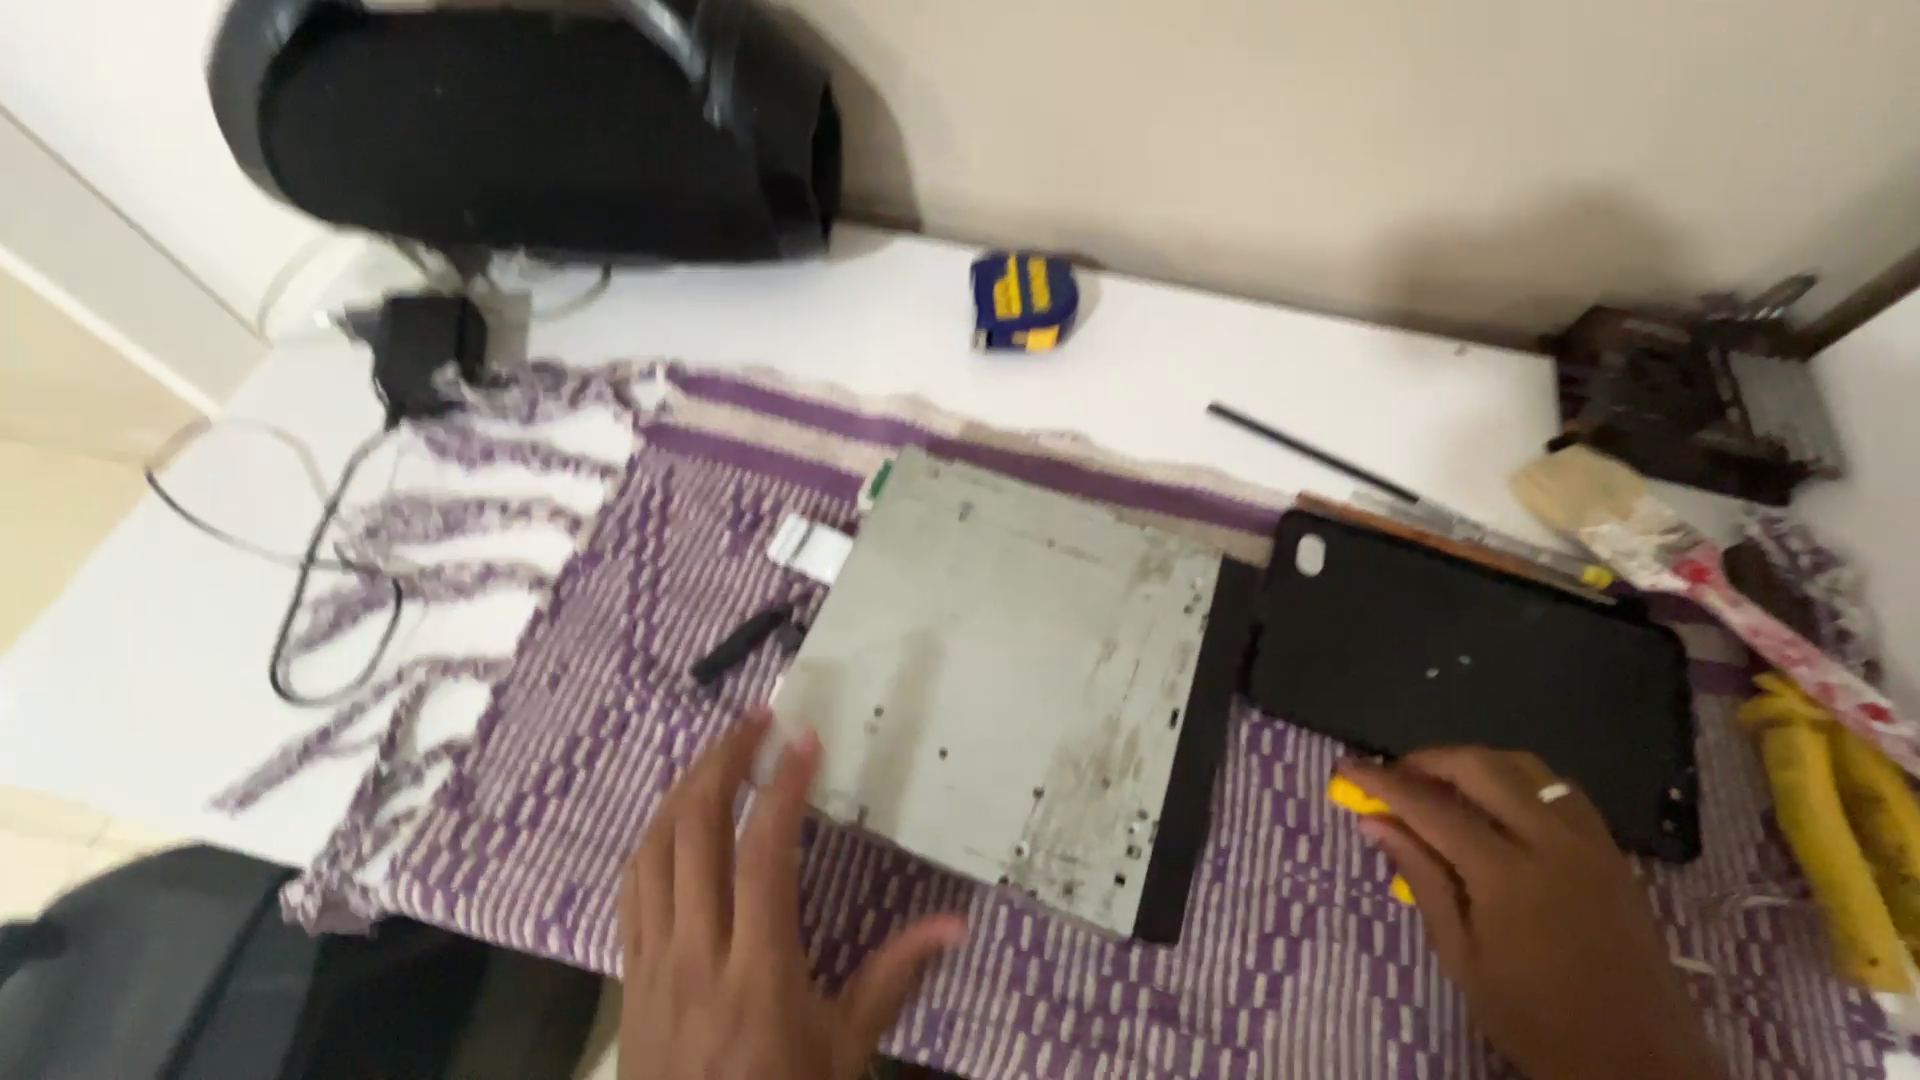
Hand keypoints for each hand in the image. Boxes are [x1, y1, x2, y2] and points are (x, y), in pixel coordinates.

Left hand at [618, 707, 968, 1079]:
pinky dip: (655, 832)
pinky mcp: (629, 970)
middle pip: (694, 832)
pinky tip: (679, 813)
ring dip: (685, 787)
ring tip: (720, 750)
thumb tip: (956, 924)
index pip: (762, 855)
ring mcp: (653, 959)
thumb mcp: (845, 1049)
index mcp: (758, 972)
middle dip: (723, 762)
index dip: (782, 789)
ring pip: (654, 848)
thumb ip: (895, 978)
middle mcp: (697, 952)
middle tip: (756, 720)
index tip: (805, 740)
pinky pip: (632, 884)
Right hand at [1339, 749, 1724, 1079]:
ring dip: (1475, 763)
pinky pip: (1561, 792)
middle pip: (1481, 767)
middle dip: (1429, 760)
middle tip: (1395, 774)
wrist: (1640, 1065)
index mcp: (1508, 876)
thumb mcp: (1461, 956)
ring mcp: (1591, 845)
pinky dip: (1518, 782)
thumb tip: (1374, 822)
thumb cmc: (1535, 1018)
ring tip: (1442, 784)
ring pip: (1527, 768)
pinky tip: (1497, 805)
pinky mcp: (1613, 855)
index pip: (1431, 808)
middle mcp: (1553, 845)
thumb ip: (1421, 879)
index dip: (1383, 782)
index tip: (1348, 766)